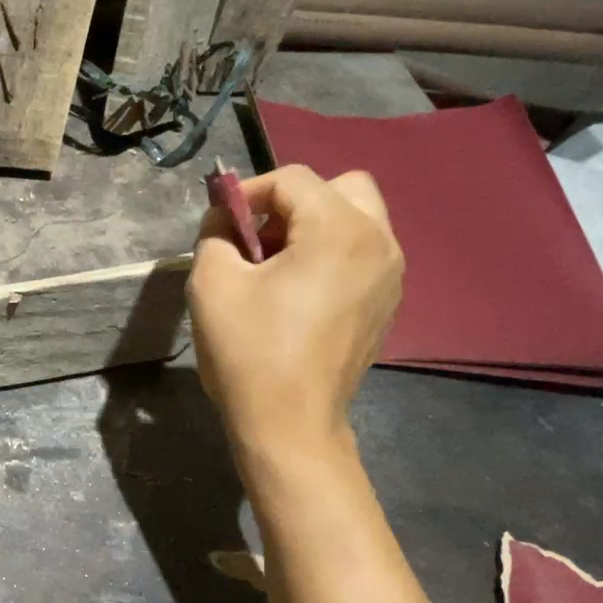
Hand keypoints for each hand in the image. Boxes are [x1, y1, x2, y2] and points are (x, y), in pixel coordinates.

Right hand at [187, 164, 403, 466]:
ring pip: (356, 222)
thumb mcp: (211, 286)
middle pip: (341, 188)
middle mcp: (379, 240)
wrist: (289, 423)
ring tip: (274, 272)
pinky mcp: (387, 304)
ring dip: (314, 231)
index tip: (219, 224)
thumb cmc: (249, 352)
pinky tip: (296, 299)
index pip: (293, 179)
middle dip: (294, 204)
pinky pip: (361, 258)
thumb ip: (215, 238)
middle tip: (257, 242)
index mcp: (339, 229)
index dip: (248, 192)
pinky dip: (330, 260)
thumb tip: (223, 222)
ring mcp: (391, 274)